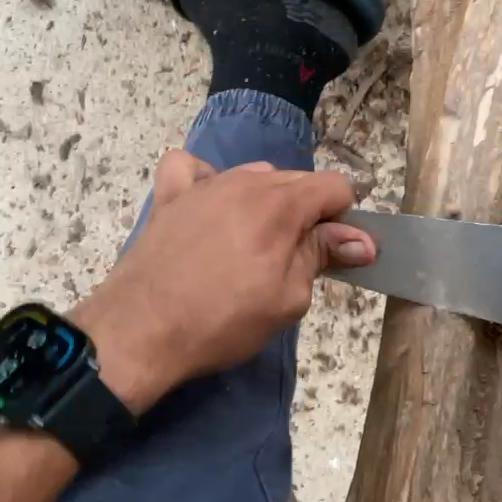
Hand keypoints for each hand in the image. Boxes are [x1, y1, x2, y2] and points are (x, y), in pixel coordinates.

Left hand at [72, 150, 373, 404]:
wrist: (138, 334)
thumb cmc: (221, 322)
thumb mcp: (288, 298)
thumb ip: (324, 255)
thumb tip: (363, 239)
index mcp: (282, 204)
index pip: (336, 186)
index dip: (344, 217)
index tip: (334, 251)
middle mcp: (246, 181)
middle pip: (298, 180)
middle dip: (308, 212)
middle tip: (295, 259)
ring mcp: (204, 185)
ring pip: (254, 175)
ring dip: (266, 200)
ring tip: (251, 243)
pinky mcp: (169, 196)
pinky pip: (192, 167)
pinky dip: (207, 179)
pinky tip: (208, 206)